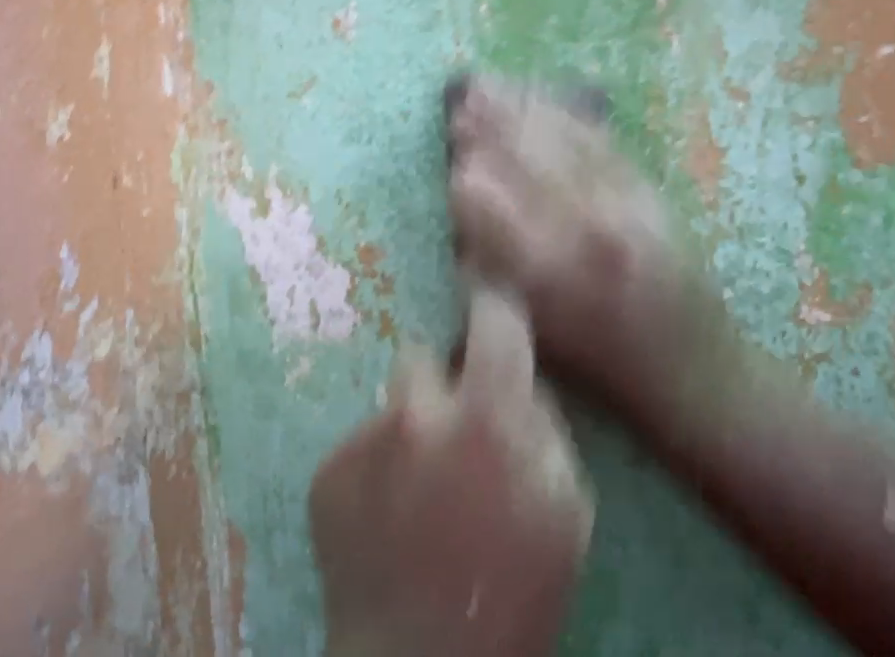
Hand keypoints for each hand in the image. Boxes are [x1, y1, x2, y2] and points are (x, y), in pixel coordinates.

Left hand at [308, 292, 594, 656]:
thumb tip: (517, 384)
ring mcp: (363, 438)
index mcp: (488, 418)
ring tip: (419, 488)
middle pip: (423, 354)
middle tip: (455, 426)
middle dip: (442, 380)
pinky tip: (388, 515)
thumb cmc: (515, 594)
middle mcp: (417, 411)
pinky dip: (376, 466)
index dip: (495, 305)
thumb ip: (541, 429)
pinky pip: (360, 445)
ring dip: (409, 427)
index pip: (493, 321)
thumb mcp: (568, 511)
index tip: (492, 300)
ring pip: (391, 403)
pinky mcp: (326, 469)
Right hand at [443, 73, 683, 357]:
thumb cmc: (595, 365)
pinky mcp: (651, 195)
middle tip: (462, 96)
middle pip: (523, 156)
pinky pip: (600, 143)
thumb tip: (461, 211)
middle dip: (488, 124)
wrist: (692, 371)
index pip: (486, 200)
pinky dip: (566, 116)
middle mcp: (583, 229)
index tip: (451, 155)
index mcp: (542, 271)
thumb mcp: (525, 330)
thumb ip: (488, 270)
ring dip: (521, 109)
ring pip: (561, 141)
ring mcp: (623, 206)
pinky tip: (542, 97)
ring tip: (489, 83)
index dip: (464, 173)